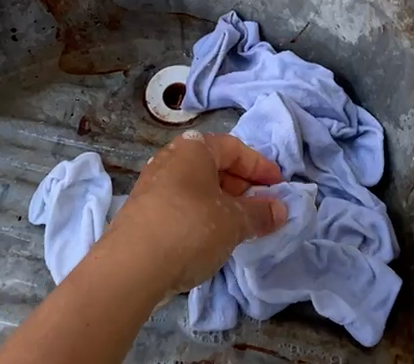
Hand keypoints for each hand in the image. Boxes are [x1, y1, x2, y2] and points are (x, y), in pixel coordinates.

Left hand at [98, 130, 289, 292]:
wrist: (131, 266)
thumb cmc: (190, 228)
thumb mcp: (234, 222)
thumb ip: (260, 213)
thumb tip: (281, 209)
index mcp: (194, 148)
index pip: (235, 148)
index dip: (260, 167)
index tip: (279, 187)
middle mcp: (172, 158)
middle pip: (215, 166)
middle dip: (242, 186)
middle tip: (262, 209)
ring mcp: (154, 185)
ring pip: (197, 188)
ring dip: (222, 204)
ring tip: (240, 227)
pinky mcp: (143, 212)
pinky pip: (182, 206)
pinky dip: (202, 216)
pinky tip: (211, 239)